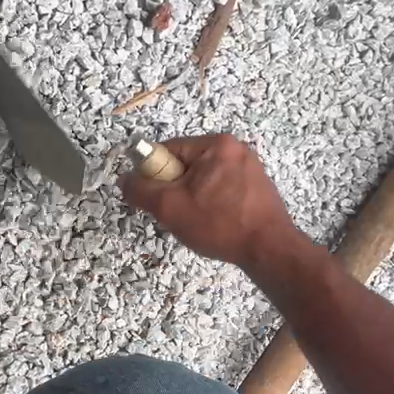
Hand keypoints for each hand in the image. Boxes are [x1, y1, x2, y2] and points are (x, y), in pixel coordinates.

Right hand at [119, 134, 305, 269]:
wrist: (269, 249)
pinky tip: (213, 222)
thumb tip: (124, 179)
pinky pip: (218, 188)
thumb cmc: (219, 224)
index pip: (166, 150)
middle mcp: (235, 148)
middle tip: (175, 213)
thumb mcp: (168, 207)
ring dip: (189, 199)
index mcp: (215, 145)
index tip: (154, 199)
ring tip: (196, 220)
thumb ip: (139, 189)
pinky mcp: (256, 185)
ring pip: (200, 179)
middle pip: (183, 165)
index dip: (152, 175)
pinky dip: (208, 204)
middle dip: (172, 189)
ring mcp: (248, 167)